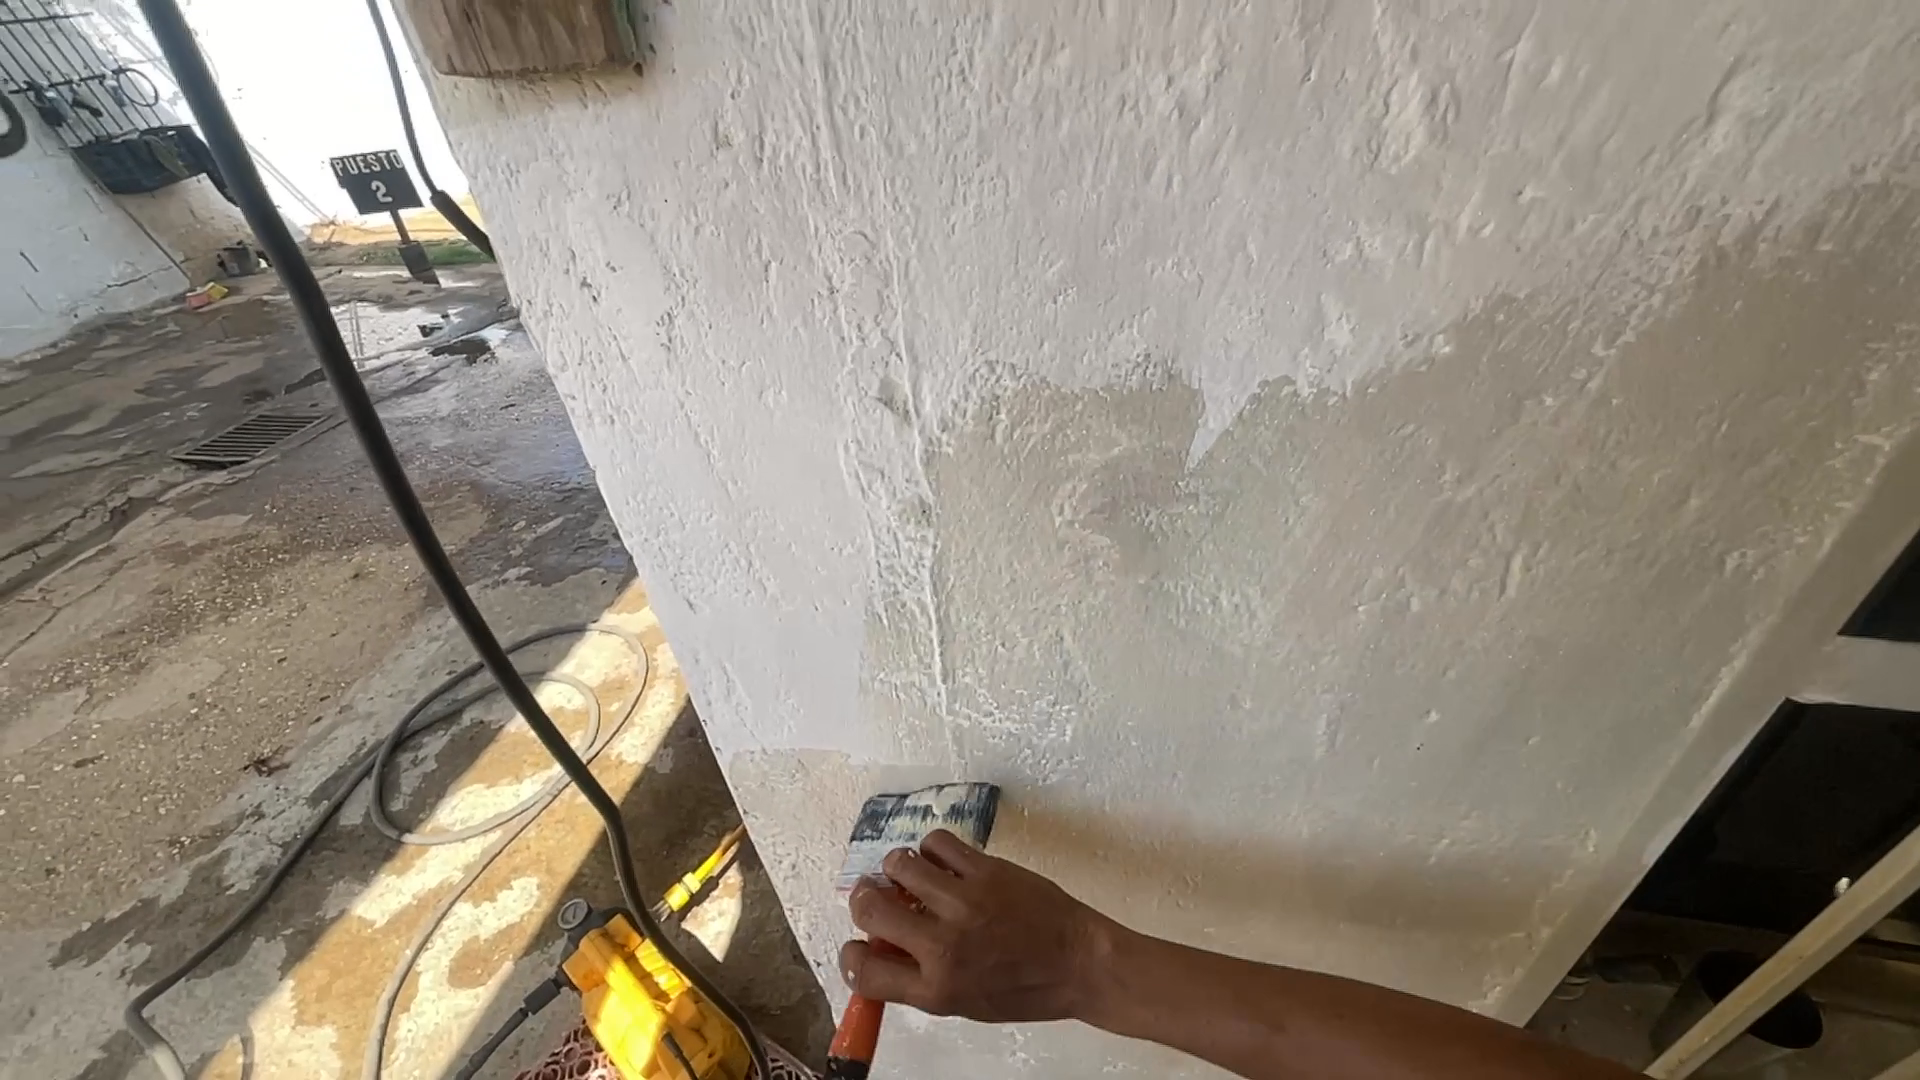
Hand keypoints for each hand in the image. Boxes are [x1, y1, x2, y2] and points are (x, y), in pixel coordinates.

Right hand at [839, 829, 1116, 1021]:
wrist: (1077, 962)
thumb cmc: (1022, 989)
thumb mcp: (963, 1003)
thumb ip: (919, 978)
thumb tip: (882, 948)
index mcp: (934, 989)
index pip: (864, 970)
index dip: (852, 953)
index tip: (860, 942)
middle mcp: (942, 945)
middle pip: (869, 907)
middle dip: (864, 897)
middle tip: (876, 893)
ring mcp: (963, 902)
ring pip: (899, 864)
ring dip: (897, 867)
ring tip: (912, 874)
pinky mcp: (984, 869)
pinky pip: (936, 842)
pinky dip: (932, 849)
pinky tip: (944, 861)